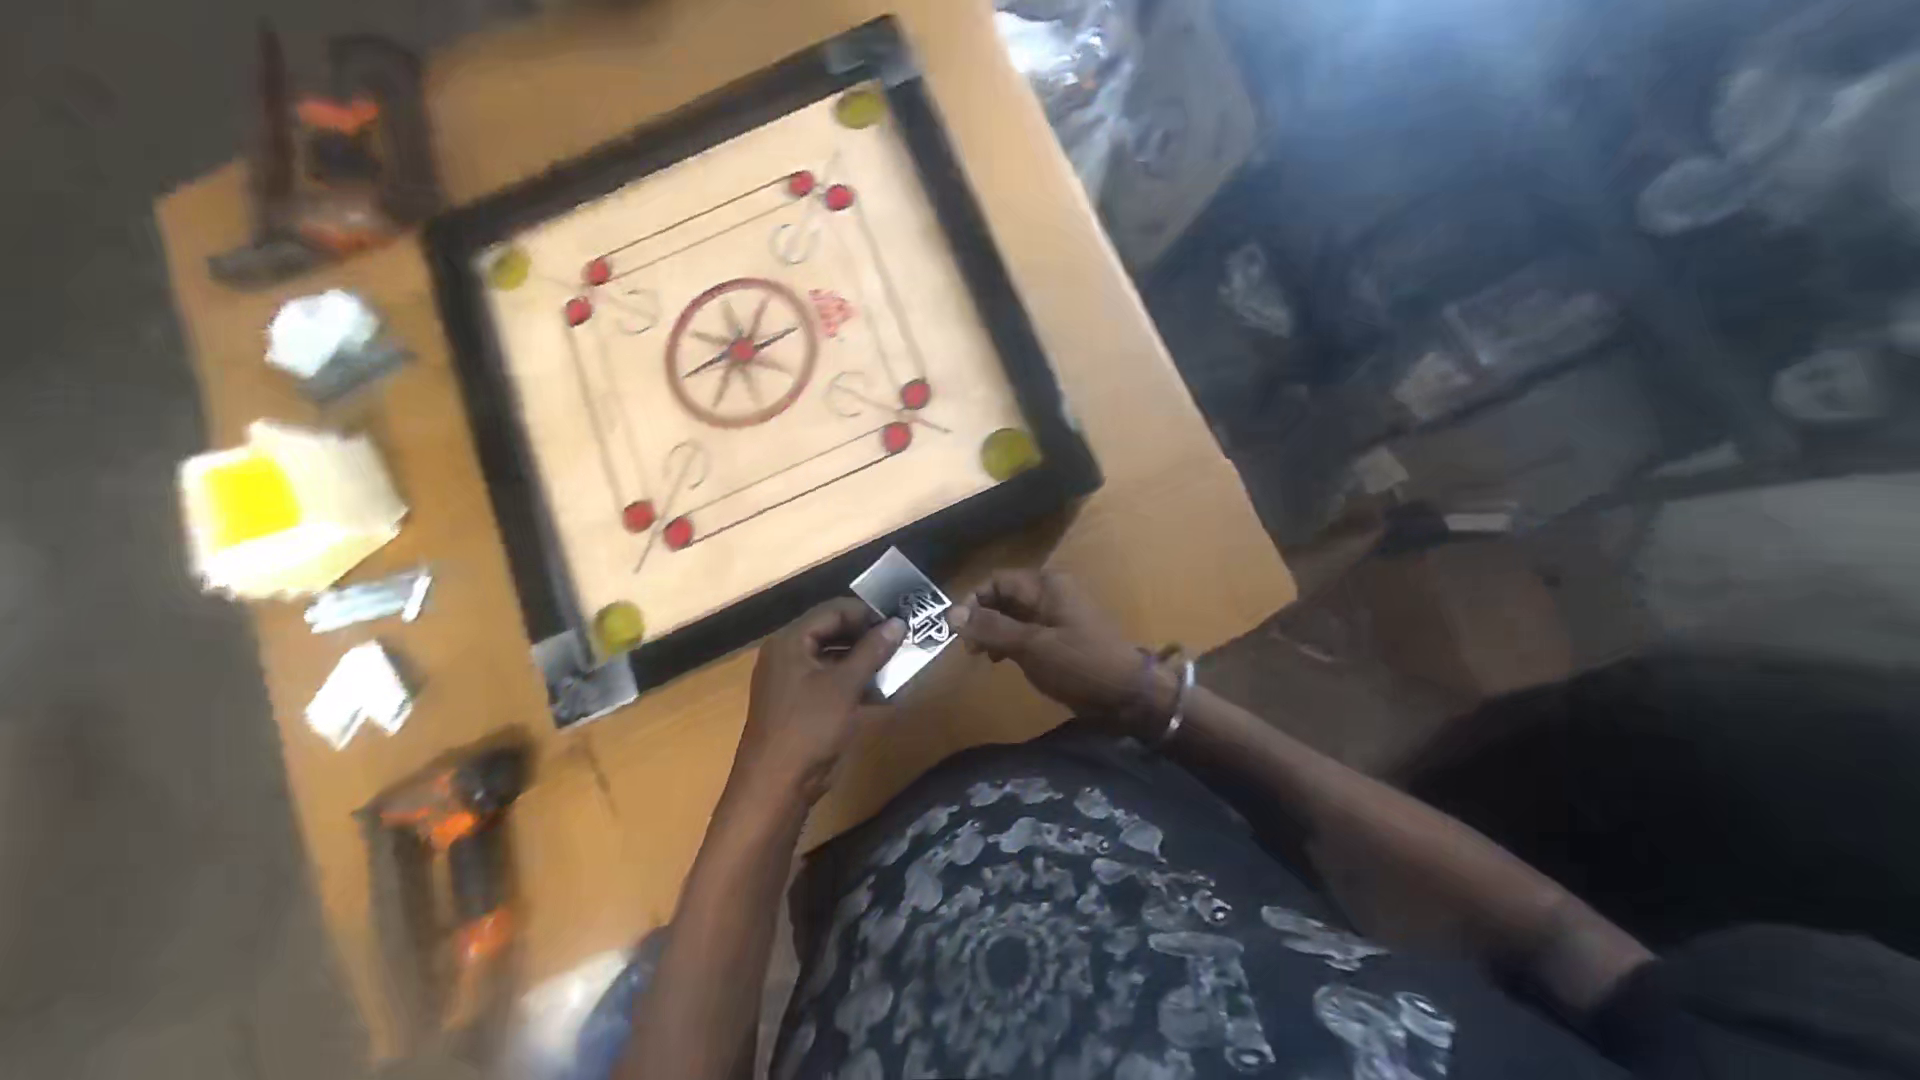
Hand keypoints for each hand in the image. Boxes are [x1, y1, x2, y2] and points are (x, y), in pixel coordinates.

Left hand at [733, 599, 904, 809]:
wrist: (776, 786)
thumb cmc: (809, 727)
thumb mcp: (845, 685)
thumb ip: (872, 651)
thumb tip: (897, 623)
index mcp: (790, 641)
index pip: (833, 610)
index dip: (866, 613)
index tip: (899, 621)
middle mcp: (788, 655)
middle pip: (832, 633)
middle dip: (867, 637)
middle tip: (902, 642)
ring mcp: (792, 682)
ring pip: (834, 659)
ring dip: (864, 662)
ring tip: (898, 665)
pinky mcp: (801, 706)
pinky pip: (831, 683)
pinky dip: (854, 684)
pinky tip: (883, 693)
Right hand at [949, 569, 1169, 731]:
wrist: (1127, 695)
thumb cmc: (1079, 664)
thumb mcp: (1031, 645)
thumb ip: (991, 628)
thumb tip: (950, 614)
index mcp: (1046, 585)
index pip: (997, 581)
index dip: (974, 601)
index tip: (958, 630)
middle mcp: (1050, 593)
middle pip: (1004, 597)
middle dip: (981, 618)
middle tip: (968, 648)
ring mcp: (1057, 615)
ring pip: (1013, 615)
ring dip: (993, 632)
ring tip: (981, 656)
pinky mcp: (1060, 637)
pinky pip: (1026, 631)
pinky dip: (1009, 643)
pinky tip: (1001, 661)